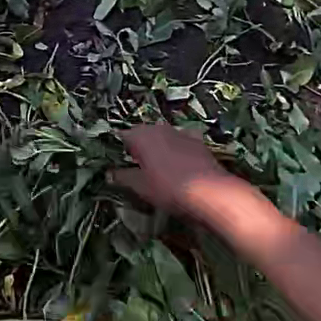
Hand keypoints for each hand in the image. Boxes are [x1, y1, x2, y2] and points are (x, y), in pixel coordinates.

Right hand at [111, 124, 246, 219]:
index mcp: (141, 135)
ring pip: (161, 137)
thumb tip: (109, 174)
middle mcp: (159, 128)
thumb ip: (123, 177)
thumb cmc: (169, 188)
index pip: (121, 136)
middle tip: (134, 167)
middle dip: (137, 147)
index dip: (117, 150)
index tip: (115, 163)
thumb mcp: (141, 187)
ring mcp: (180, 132)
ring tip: (156, 168)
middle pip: (142, 134)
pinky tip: (178, 165)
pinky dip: (175, 150)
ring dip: (157, 148)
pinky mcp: (197, 142)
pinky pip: (179, 143)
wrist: (212, 192)